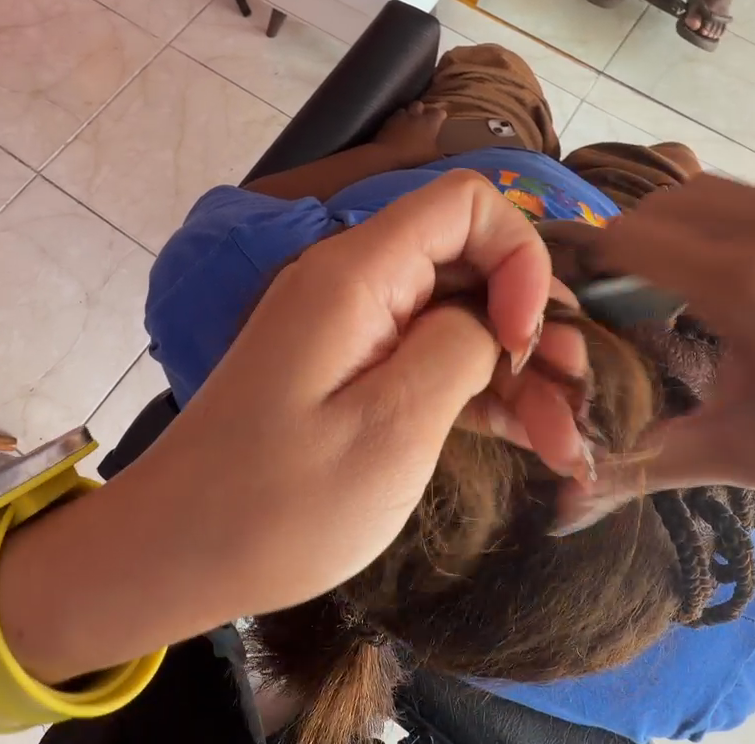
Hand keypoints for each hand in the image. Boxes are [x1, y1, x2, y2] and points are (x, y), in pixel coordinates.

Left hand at [0, 172, 598, 681]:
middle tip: (575, 402)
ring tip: (565, 445)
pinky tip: (529, 440)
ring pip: (458, 316)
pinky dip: (478, 390)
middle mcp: (354, 282)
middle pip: (468, 262)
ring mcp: (351, 327)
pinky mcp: (350, 370)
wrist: (179, 550)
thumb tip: (493, 317)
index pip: (464, 204)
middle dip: (532, 322)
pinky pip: (428, 356)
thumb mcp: (390, 429)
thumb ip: (458, 349)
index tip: (526, 338)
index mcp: (357, 273)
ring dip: (517, 370)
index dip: (518, 255)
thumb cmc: (279, 504)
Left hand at [371, 101, 447, 164]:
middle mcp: (415, 115)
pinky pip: (393, 118)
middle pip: (420, 104)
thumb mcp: (433, 156)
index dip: (440, 116)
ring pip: (405, 109)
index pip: (439, 112)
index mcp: (430, 121)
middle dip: (422, 110)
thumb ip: (442, 152)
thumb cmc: (414, 155)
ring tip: (409, 123)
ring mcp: (399, 117)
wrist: (387, 155)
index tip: (441, 120)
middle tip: (423, 119)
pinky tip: (396, 129)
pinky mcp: (386, 122)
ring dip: (408, 114)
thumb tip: (449, 153)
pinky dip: (396, 122)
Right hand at [552, 177, 754, 530]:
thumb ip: (651, 459)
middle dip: (625, 241)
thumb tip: (564, 497)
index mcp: (747, 286)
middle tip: (618, 292)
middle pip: (659, 205)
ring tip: (673, 277)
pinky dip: (720, 217)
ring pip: (706, 191)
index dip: (586, 255)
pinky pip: (754, 195)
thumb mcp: (753, 457)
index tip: (568, 283)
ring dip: (672, 224)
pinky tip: (737, 267)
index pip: (629, 238)